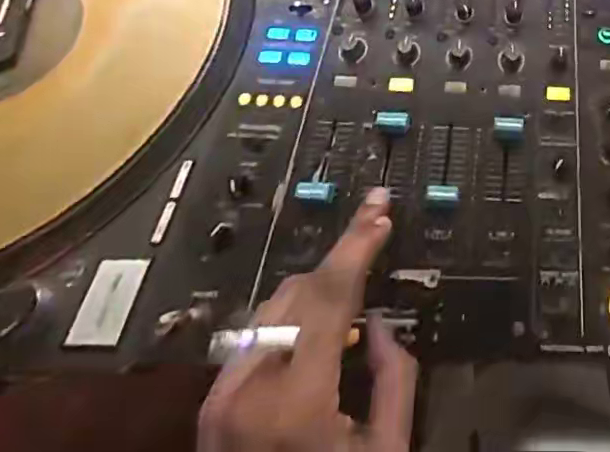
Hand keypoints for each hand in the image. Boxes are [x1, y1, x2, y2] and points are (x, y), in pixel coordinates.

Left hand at [198, 188, 415, 451]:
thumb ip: (395, 377)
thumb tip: (379, 321)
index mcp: (296, 402)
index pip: (330, 293)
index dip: (358, 242)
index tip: (379, 208)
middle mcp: (249, 385)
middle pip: (300, 291)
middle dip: (340, 267)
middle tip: (373, 241)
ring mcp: (223, 391)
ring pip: (276, 305)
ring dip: (316, 293)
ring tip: (351, 302)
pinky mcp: (214, 399)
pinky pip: (258, 332)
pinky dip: (291, 321)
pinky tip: (319, 332)